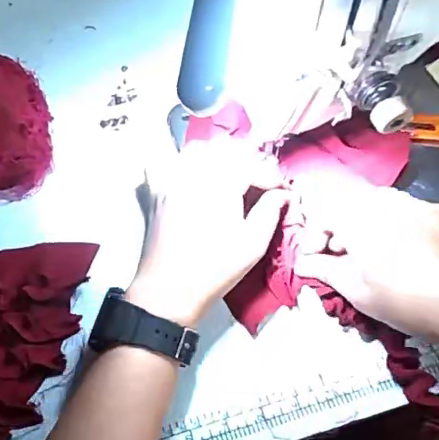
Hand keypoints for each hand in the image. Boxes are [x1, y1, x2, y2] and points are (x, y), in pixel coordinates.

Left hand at [126, 139, 289, 326]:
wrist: (168, 291)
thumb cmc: (213, 271)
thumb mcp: (254, 243)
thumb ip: (270, 211)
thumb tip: (280, 195)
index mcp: (220, 184)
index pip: (252, 164)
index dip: (271, 175)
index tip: (280, 190)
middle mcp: (193, 174)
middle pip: (225, 149)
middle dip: (248, 159)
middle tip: (262, 179)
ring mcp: (171, 181)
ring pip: (198, 150)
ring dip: (219, 155)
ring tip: (233, 174)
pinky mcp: (158, 193)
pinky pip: (168, 162)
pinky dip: (185, 162)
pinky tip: (195, 176)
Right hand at [294, 180, 438, 367]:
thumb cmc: (412, 302)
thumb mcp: (360, 293)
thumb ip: (326, 269)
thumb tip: (305, 259)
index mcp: (360, 218)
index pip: (321, 205)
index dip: (313, 231)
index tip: (318, 255)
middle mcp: (389, 200)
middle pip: (351, 200)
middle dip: (341, 227)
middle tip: (346, 259)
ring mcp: (421, 203)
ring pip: (381, 205)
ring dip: (369, 226)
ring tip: (379, 259)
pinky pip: (411, 212)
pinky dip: (400, 228)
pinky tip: (412, 257)